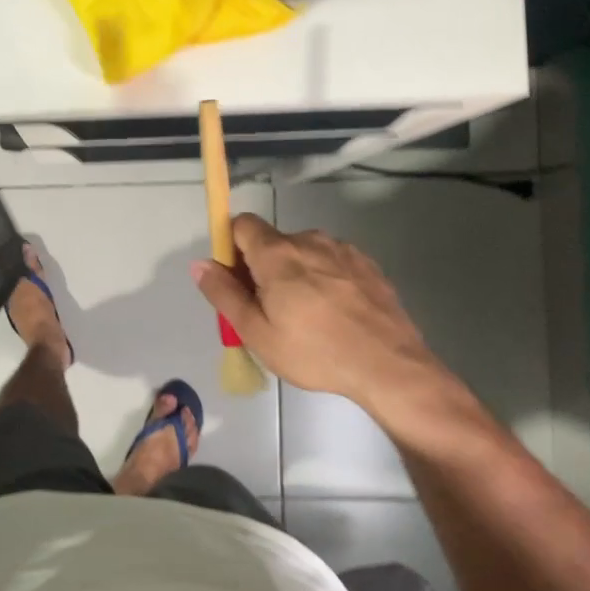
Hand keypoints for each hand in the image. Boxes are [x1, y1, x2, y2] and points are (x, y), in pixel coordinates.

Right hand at [190, 214, 458, 417]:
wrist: (389, 366)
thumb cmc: (314, 352)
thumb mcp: (255, 332)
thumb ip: (224, 294)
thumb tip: (200, 264)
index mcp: (277, 253)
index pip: (242, 224)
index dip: (232, 248)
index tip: (236, 281)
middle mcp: (309, 240)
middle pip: (273, 242)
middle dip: (263, 268)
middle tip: (268, 311)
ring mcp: (344, 251)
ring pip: (305, 253)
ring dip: (296, 274)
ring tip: (306, 317)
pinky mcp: (368, 266)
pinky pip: (332, 264)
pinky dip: (325, 280)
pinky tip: (334, 315)